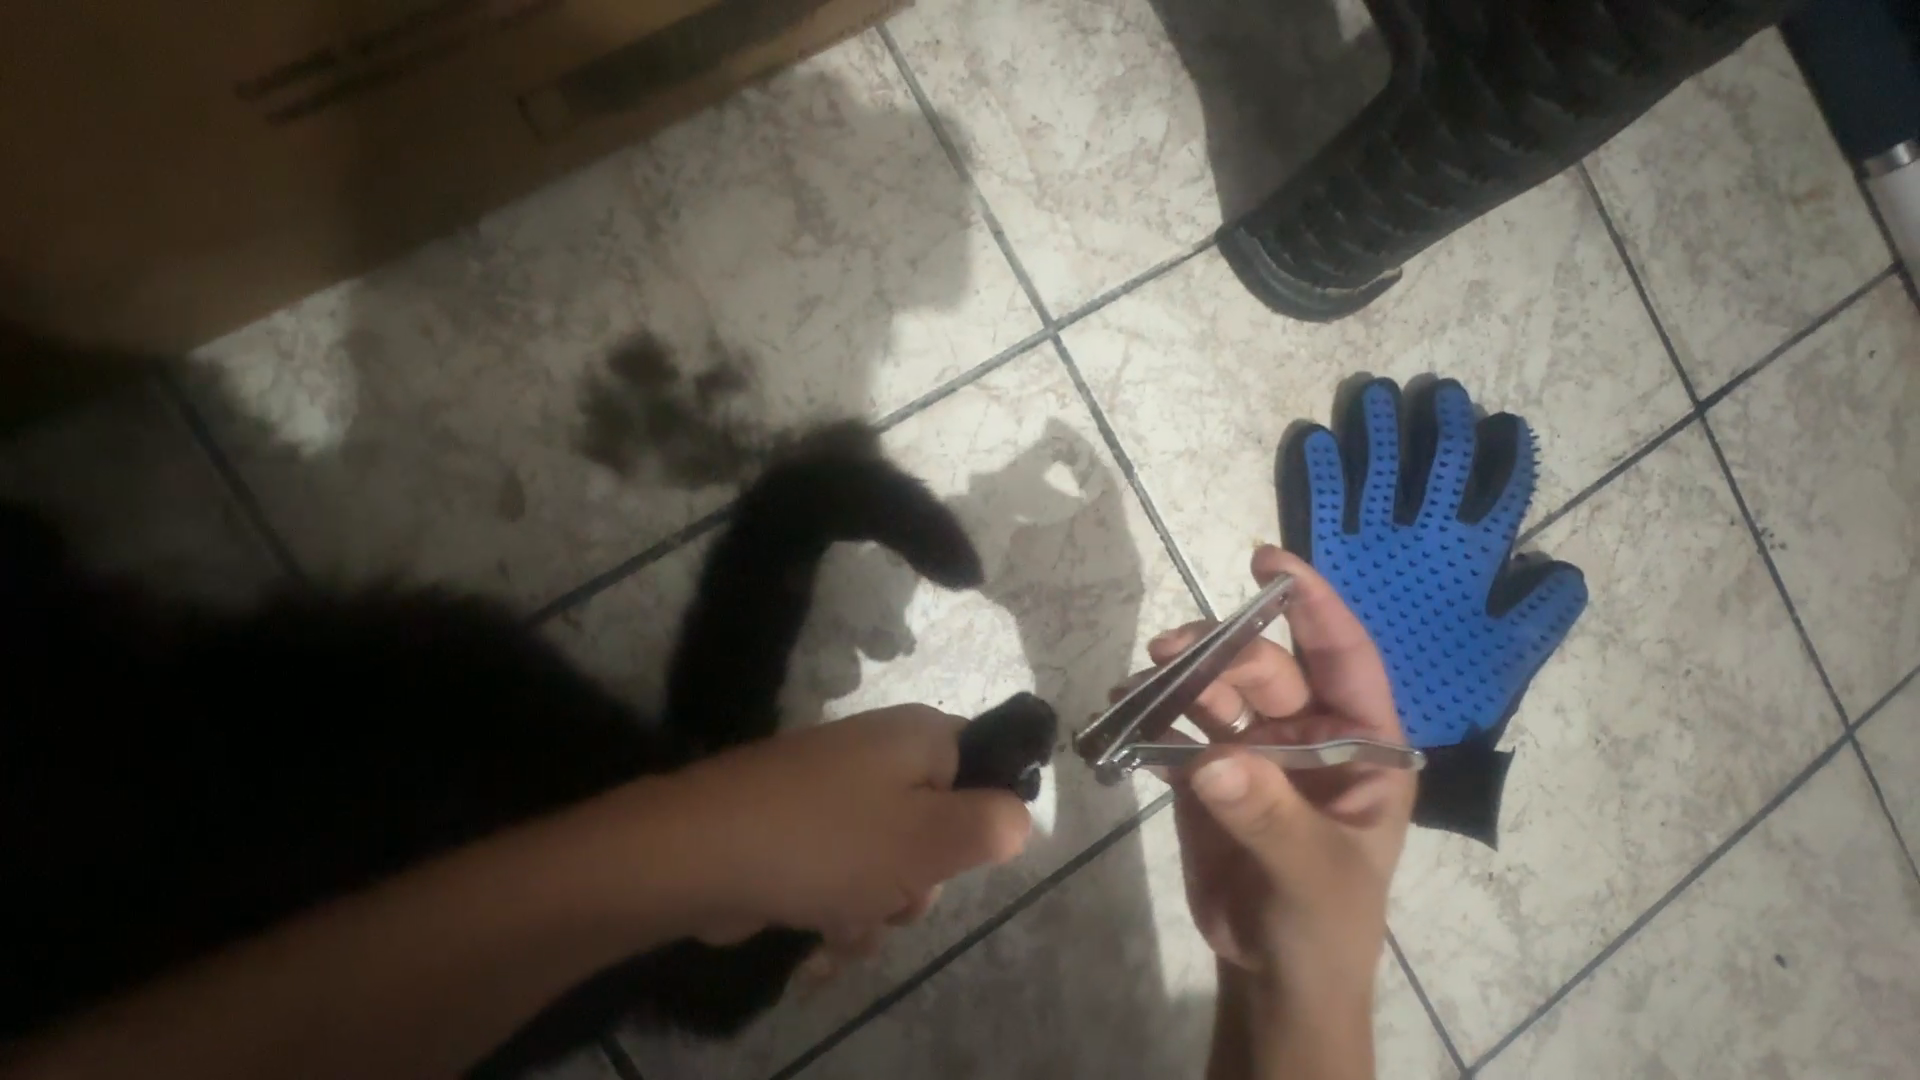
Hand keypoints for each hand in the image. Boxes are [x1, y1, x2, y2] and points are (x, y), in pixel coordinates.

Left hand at [650, 705, 1032, 945]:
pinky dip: (841, 907)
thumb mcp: (930, 839)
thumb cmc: (828, 842)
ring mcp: (834, 790)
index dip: (984, 814)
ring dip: (880, 905)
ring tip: (846, 920)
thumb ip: (991, 825)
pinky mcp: (799, 827)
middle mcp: (879, 753)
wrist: (695, 854)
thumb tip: (1019, 814)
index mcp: (918, 737)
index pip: (985, 761)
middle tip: (899, 893)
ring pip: (891, 859)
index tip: (962, 853)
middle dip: (923, 876)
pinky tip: (819, 937)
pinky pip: (845, 870)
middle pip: (938, 822)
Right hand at [1132, 547, 1413, 995]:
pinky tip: (1123, 717)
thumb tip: (1216, 760)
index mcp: (1359, 744)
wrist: (1272, 973)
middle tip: (1168, 655)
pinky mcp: (1204, 772)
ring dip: (1176, 679)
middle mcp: (1306, 734)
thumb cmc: (1322, 925)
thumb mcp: (1314, 877)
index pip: (1344, 657)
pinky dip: (1149, 719)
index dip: (1313, 605)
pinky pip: (1175, 729)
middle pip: (1263, 668)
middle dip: (1219, 653)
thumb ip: (1271, 817)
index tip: (1268, 562)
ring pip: (1214, 690)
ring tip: (1135, 687)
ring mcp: (1252, 751)